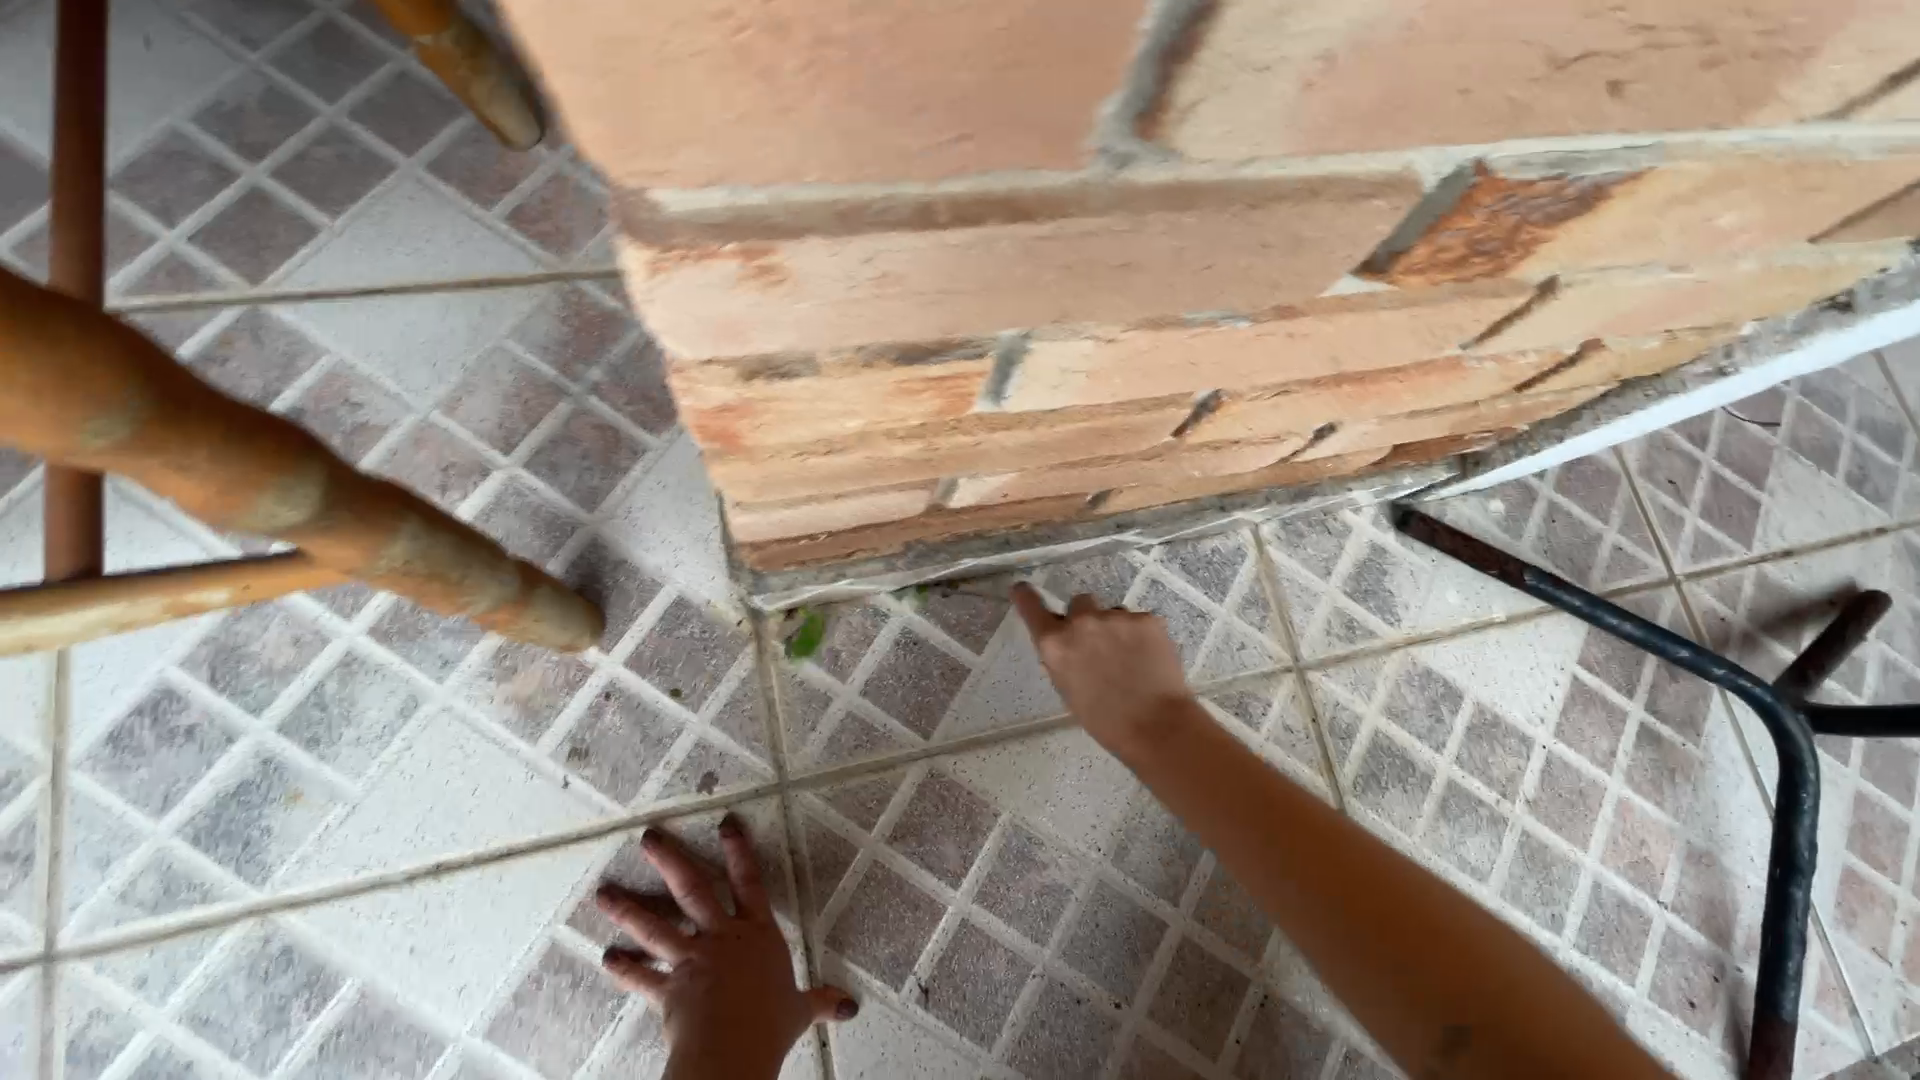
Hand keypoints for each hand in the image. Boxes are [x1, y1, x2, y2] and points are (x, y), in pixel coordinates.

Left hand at [596, 815, 857, 1078]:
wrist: (734, 1047)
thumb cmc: (771, 1022)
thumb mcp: (800, 1010)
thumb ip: (821, 1001)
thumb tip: (850, 1006)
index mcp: (757, 933)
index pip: (750, 882)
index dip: (739, 851)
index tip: (725, 823)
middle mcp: (721, 937)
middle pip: (693, 890)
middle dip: (670, 861)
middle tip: (649, 837)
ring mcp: (691, 959)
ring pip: (656, 926)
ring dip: (628, 909)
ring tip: (605, 893)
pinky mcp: (668, 988)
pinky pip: (643, 976)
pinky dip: (624, 968)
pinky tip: (607, 956)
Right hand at [1010, 581, 1201, 752]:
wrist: (1156, 726)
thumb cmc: (1104, 721)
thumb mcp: (1068, 690)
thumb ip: (1062, 660)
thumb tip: (1067, 647)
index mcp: (1055, 644)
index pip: (1031, 607)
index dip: (1026, 597)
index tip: (1024, 589)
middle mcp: (1081, 623)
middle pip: (1079, 604)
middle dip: (1086, 619)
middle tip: (1100, 644)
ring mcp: (1116, 617)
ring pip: (1112, 613)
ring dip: (1115, 628)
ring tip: (1131, 658)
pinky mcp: (1146, 619)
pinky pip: (1138, 621)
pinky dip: (1141, 636)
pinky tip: (1149, 659)